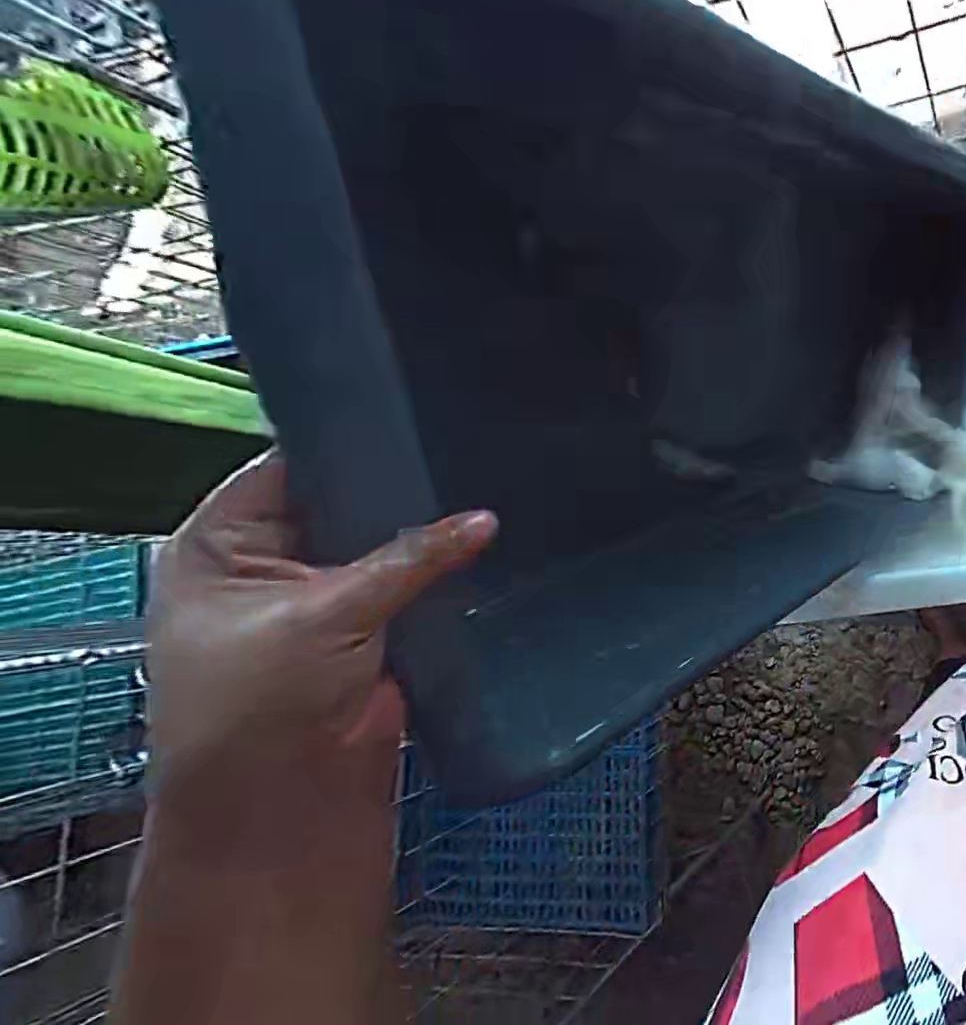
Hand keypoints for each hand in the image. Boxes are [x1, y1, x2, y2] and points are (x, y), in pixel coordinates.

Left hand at [144, 450, 495, 828]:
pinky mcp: (378, 617)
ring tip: (493, 487)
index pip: (290, 469)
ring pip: (388, 540)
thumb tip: (487, 518)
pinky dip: (445, 563)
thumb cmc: (266, 697)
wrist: (289, 792)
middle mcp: (276, 558)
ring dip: (431, 527)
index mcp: (226, 543)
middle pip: (347, 502)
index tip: (420, 419)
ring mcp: (332, 588)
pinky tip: (488, 539)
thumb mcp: (328, 613)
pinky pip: (416, 575)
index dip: (350, 444)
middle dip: (403, 486)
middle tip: (472, 449)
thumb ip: (412, 558)